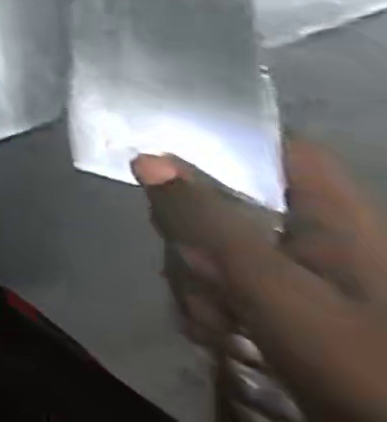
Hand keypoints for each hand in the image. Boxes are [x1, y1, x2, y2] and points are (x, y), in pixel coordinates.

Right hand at [135, 143, 386, 421]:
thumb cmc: (353, 359)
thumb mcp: (268, 287)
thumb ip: (204, 218)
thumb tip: (146, 157)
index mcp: (339, 222)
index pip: (283, 150)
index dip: (226, 140)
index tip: (164, 151)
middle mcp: (327, 240)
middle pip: (232, 200)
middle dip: (190, 230)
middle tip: (192, 263)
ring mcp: (312, 278)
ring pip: (221, 245)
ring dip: (196, 276)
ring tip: (210, 317)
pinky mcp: (297, 309)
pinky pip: (231, 281)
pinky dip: (210, 301)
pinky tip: (213, 329)